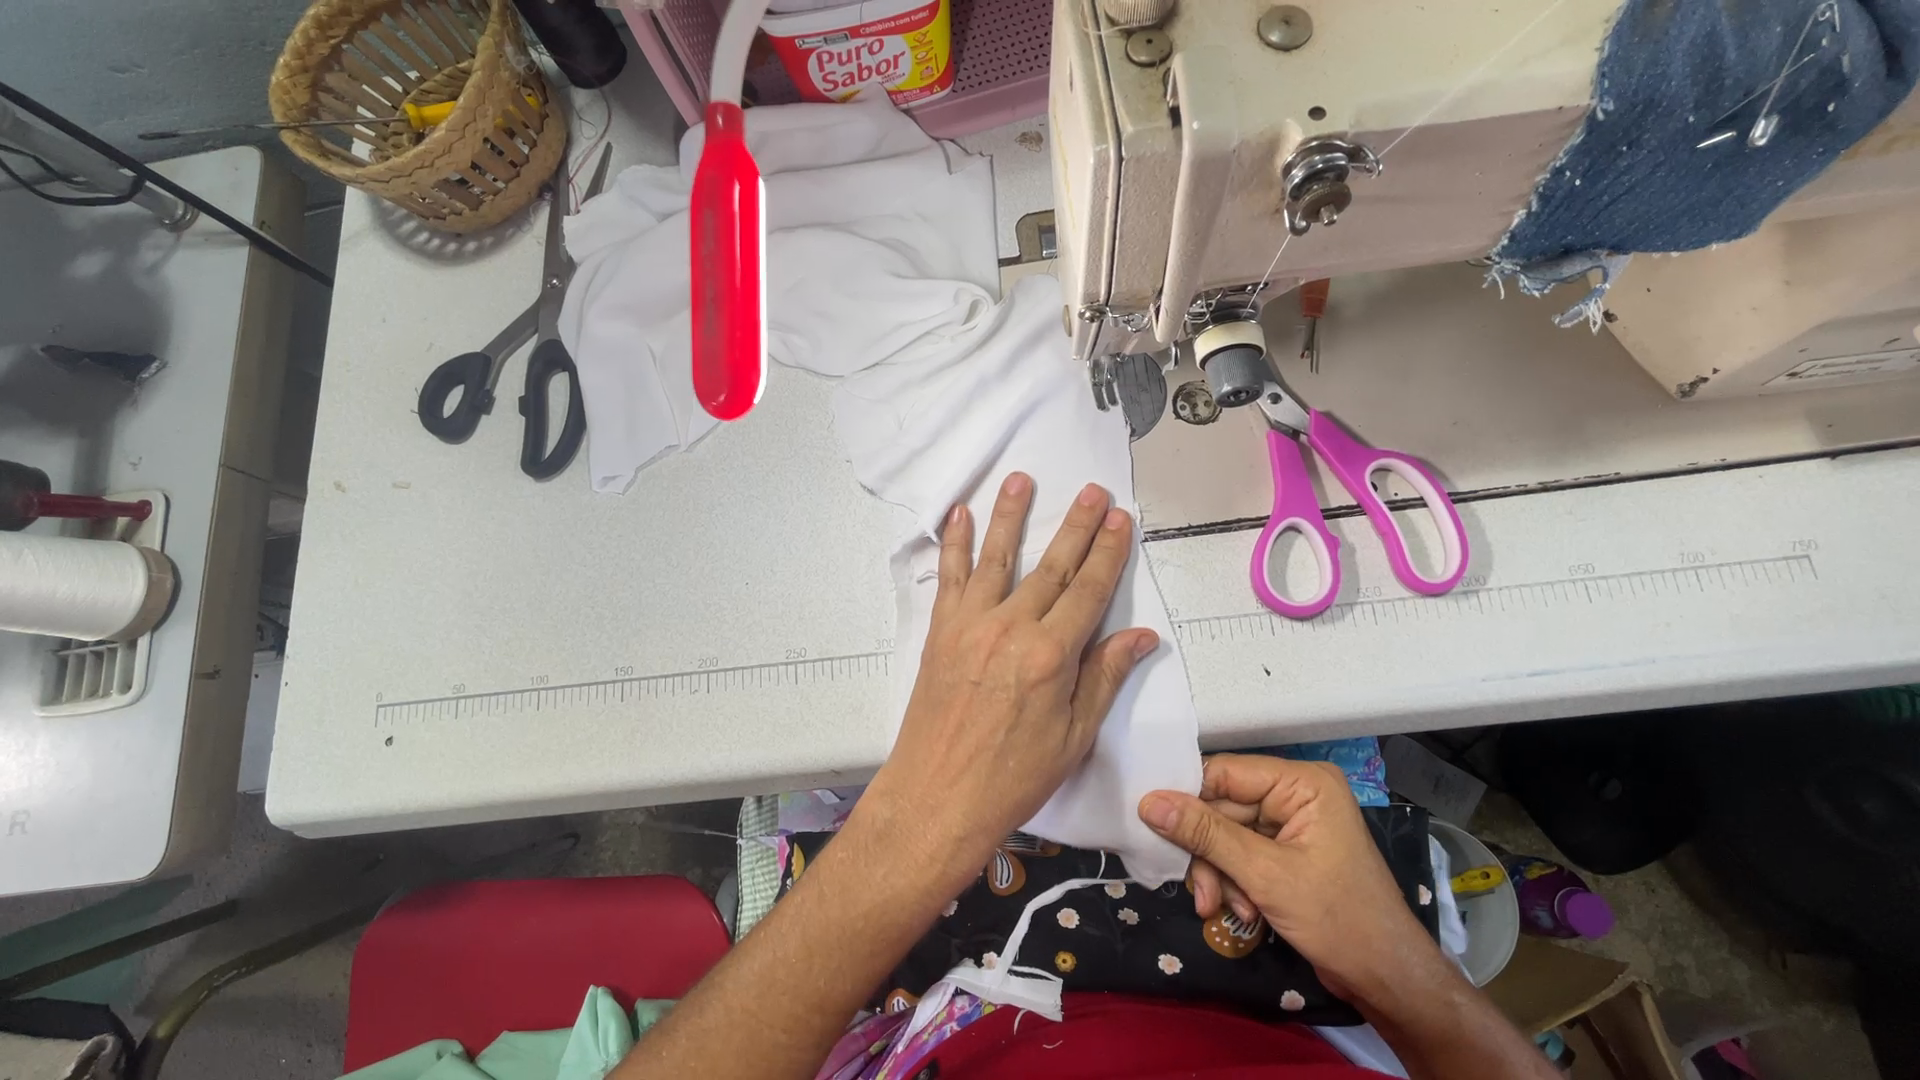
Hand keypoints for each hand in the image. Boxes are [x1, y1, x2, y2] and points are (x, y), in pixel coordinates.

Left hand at [863, 473, 1160, 890]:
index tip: (1120, 520)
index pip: (1089, 590)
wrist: (938, 796)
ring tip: (1021, 480)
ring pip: (995, 558)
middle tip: (1092, 491)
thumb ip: (1104, 677)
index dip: (1108, 553)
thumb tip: (1141, 637)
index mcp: (1051, 655)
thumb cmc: (1012, 777)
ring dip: (1010, 516)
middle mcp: (1011, 629)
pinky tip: (958, 516)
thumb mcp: (1074, 736)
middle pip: (1051, 566)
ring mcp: (971, 626)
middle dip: (1076, 525)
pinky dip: (953, 544)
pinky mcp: (941, 633)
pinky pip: (949, 578)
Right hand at [1137, 754, 1444, 1000]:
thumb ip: (1204, 834)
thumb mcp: (1264, 874)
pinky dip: (1232, 881)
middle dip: (1206, 852)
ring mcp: (1290, 824)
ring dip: (1218, 873)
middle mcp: (1295, 794)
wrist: (1386, 980)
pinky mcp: (1285, 852)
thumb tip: (1147, 802)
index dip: (1186, 798)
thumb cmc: (1337, 918)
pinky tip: (1239, 911)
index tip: (1149, 823)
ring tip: (1220, 908)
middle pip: (1221, 807)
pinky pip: (1239, 853)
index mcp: (1301, 783)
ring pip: (1224, 834)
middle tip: (1200, 893)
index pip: (1224, 773)